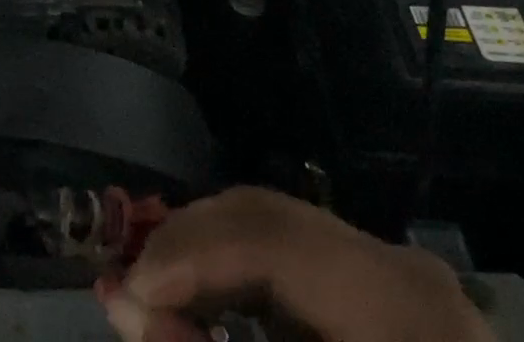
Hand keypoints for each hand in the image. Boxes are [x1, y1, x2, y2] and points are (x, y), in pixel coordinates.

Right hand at [96, 188, 492, 341]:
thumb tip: (123, 301)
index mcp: (400, 305)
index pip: (273, 239)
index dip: (188, 257)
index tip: (129, 297)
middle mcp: (398, 266)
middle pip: (263, 216)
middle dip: (182, 249)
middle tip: (131, 296)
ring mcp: (390, 269)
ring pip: (268, 225)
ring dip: (201, 258)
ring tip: (160, 302)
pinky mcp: (376, 283)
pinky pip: (286, 252)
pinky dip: (234, 274)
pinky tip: (207, 308)